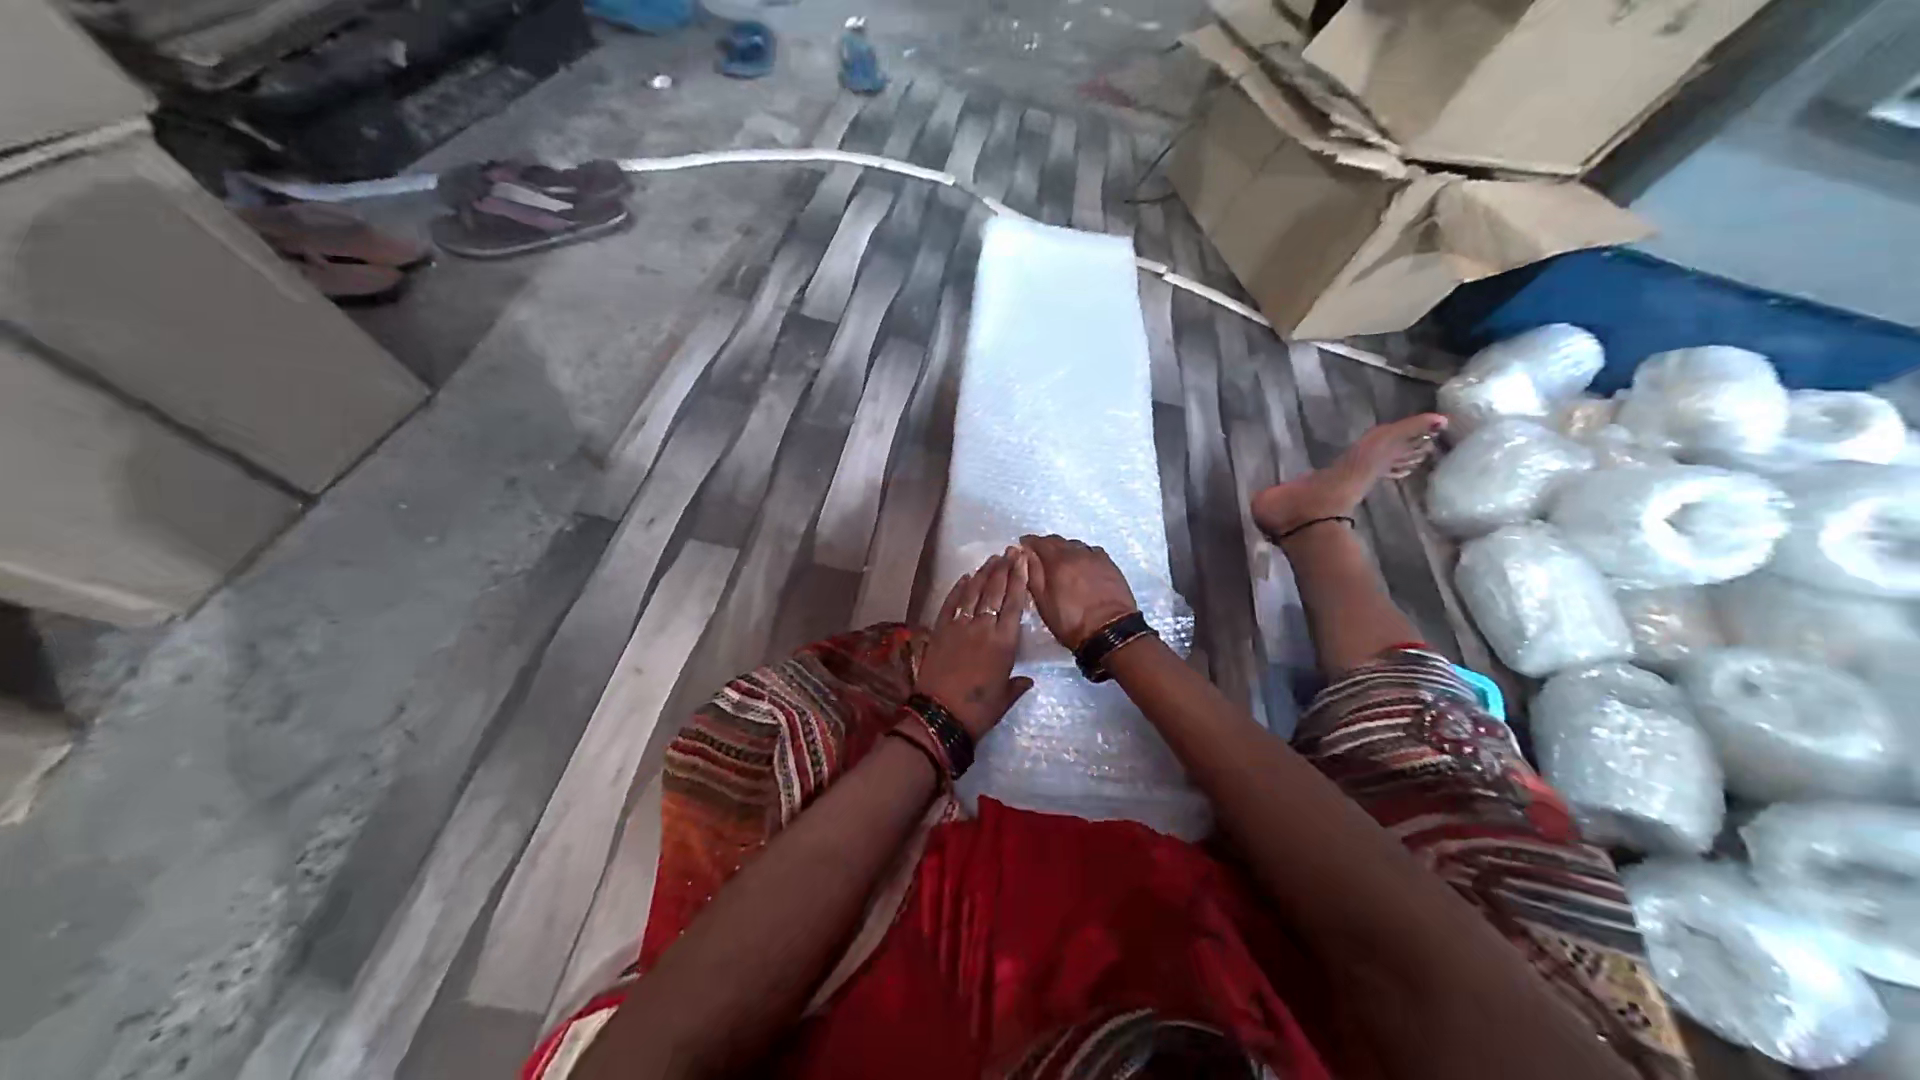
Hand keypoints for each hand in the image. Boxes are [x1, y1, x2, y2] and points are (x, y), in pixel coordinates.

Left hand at [914, 548, 1034, 739]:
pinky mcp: (940, 631)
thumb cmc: (978, 711)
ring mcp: (959, 626)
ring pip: (973, 592)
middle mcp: (983, 627)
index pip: (1014, 602)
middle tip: (1008, 551)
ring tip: (991, 559)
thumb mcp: (1004, 698)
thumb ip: (1016, 685)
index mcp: (1004, 642)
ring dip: (983, 573)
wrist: (940, 716)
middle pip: (994, 590)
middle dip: (1003, 568)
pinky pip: (951, 604)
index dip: (1019, 578)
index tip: (1022, 560)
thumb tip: (1027, 680)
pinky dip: (958, 589)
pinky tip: (965, 577)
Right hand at [1019, 534, 1138, 648]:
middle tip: (1040, 555)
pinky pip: (1092, 553)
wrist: (1110, 631)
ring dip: (1066, 550)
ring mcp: (1095, 557)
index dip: (1029, 543)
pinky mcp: (1110, 565)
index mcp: (1057, 561)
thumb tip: (1026, 554)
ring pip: (1076, 546)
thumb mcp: (1043, 602)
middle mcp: (1076, 553)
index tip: (1024, 546)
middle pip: (1058, 541)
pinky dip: (1083, 555)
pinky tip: (1083, 565)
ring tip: (1062, 562)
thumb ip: (1033, 575)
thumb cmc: (1071, 621)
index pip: (1039, 542)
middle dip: (1047, 545)